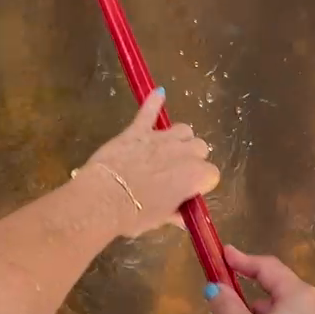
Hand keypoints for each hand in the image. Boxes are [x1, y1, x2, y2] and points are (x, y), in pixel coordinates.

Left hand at [75, 87, 219, 238]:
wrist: (103, 200)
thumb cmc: (134, 215)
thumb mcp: (160, 220)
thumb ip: (175, 213)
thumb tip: (183, 219)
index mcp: (196, 176)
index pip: (211, 175)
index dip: (199, 184)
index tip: (186, 193)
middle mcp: (185, 152)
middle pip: (200, 148)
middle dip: (191, 160)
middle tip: (174, 174)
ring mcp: (161, 138)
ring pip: (183, 130)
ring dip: (178, 139)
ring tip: (166, 151)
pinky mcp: (138, 130)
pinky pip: (149, 111)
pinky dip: (153, 102)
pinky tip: (158, 93)